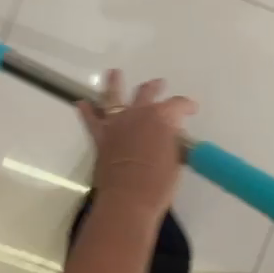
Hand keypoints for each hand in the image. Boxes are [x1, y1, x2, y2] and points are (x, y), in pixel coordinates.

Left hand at [78, 70, 195, 217]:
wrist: (128, 200)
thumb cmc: (159, 184)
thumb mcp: (176, 160)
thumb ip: (172, 141)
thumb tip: (170, 132)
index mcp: (162, 118)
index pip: (177, 105)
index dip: (186, 105)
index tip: (191, 109)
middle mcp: (138, 113)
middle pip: (146, 93)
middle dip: (154, 87)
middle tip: (158, 84)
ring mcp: (117, 123)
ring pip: (114, 96)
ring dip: (114, 83)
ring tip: (113, 73)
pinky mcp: (101, 136)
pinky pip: (91, 120)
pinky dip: (86, 110)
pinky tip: (82, 103)